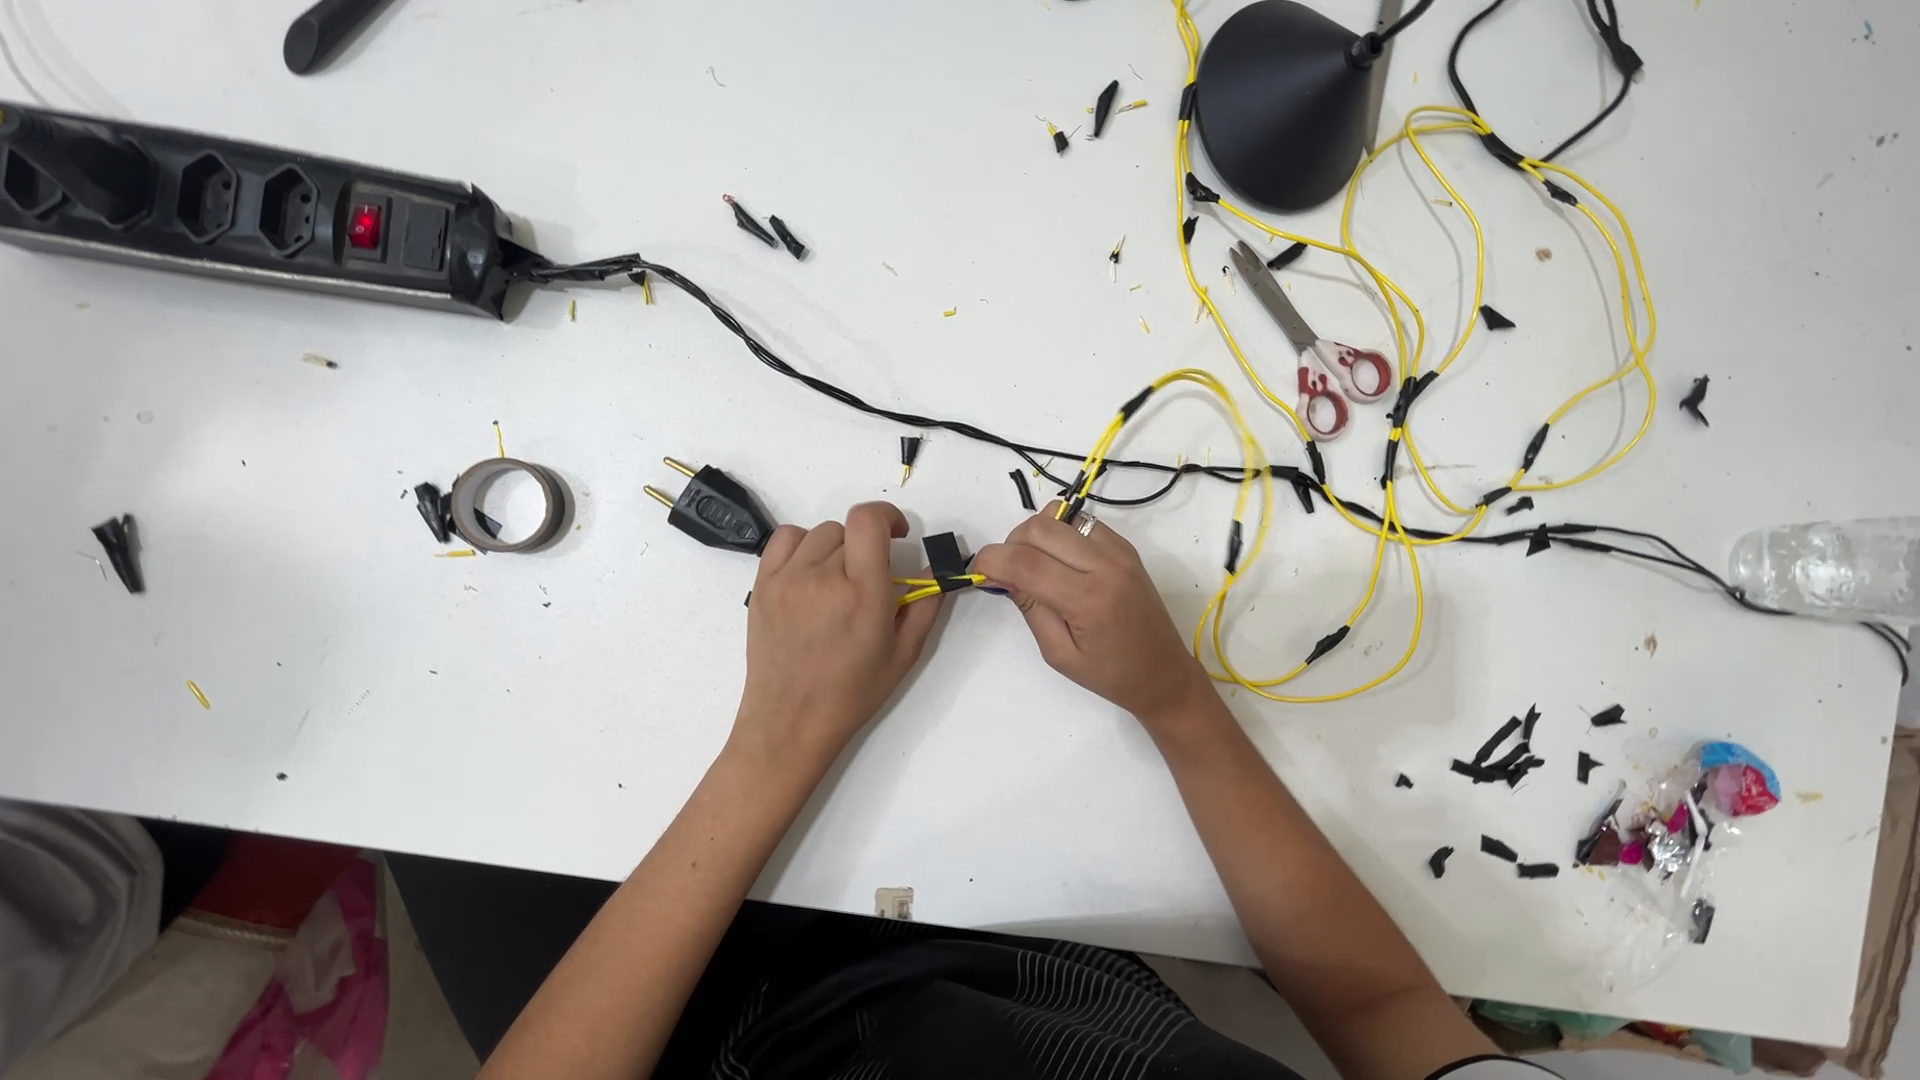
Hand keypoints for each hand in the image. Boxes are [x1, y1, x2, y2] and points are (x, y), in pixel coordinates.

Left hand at [734, 502, 942, 768]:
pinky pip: (785, 539)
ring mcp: (787, 579)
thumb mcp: (904, 654)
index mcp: (862, 594)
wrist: (790, 720)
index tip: (897, 534)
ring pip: (819, 533)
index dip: (887, 516)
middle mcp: (822, 578)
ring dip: (837, 547)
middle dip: (866, 548)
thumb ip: (925, 605)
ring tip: (838, 579)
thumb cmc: (852, 692)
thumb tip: (935, 569)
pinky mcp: (762, 585)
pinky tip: (810, 572)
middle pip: (849, 530)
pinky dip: (803, 546)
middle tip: (869, 579)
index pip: (868, 521)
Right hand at [973, 502, 1213, 729]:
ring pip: (1059, 515)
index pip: (1025, 563)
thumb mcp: (1058, 653)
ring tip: (1036, 566)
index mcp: (1088, 600)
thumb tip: (1000, 574)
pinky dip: (1060, 534)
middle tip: (1009, 573)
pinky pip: (1080, 522)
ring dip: (1036, 536)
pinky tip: (1061, 563)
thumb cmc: (1110, 674)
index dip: (991, 561)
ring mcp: (1119, 551)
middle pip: (1040, 527)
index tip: (978, 572)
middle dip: (1011, 544)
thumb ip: (1029, 608)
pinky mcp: (1125, 546)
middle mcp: (1106, 566)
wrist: (1164, 672)